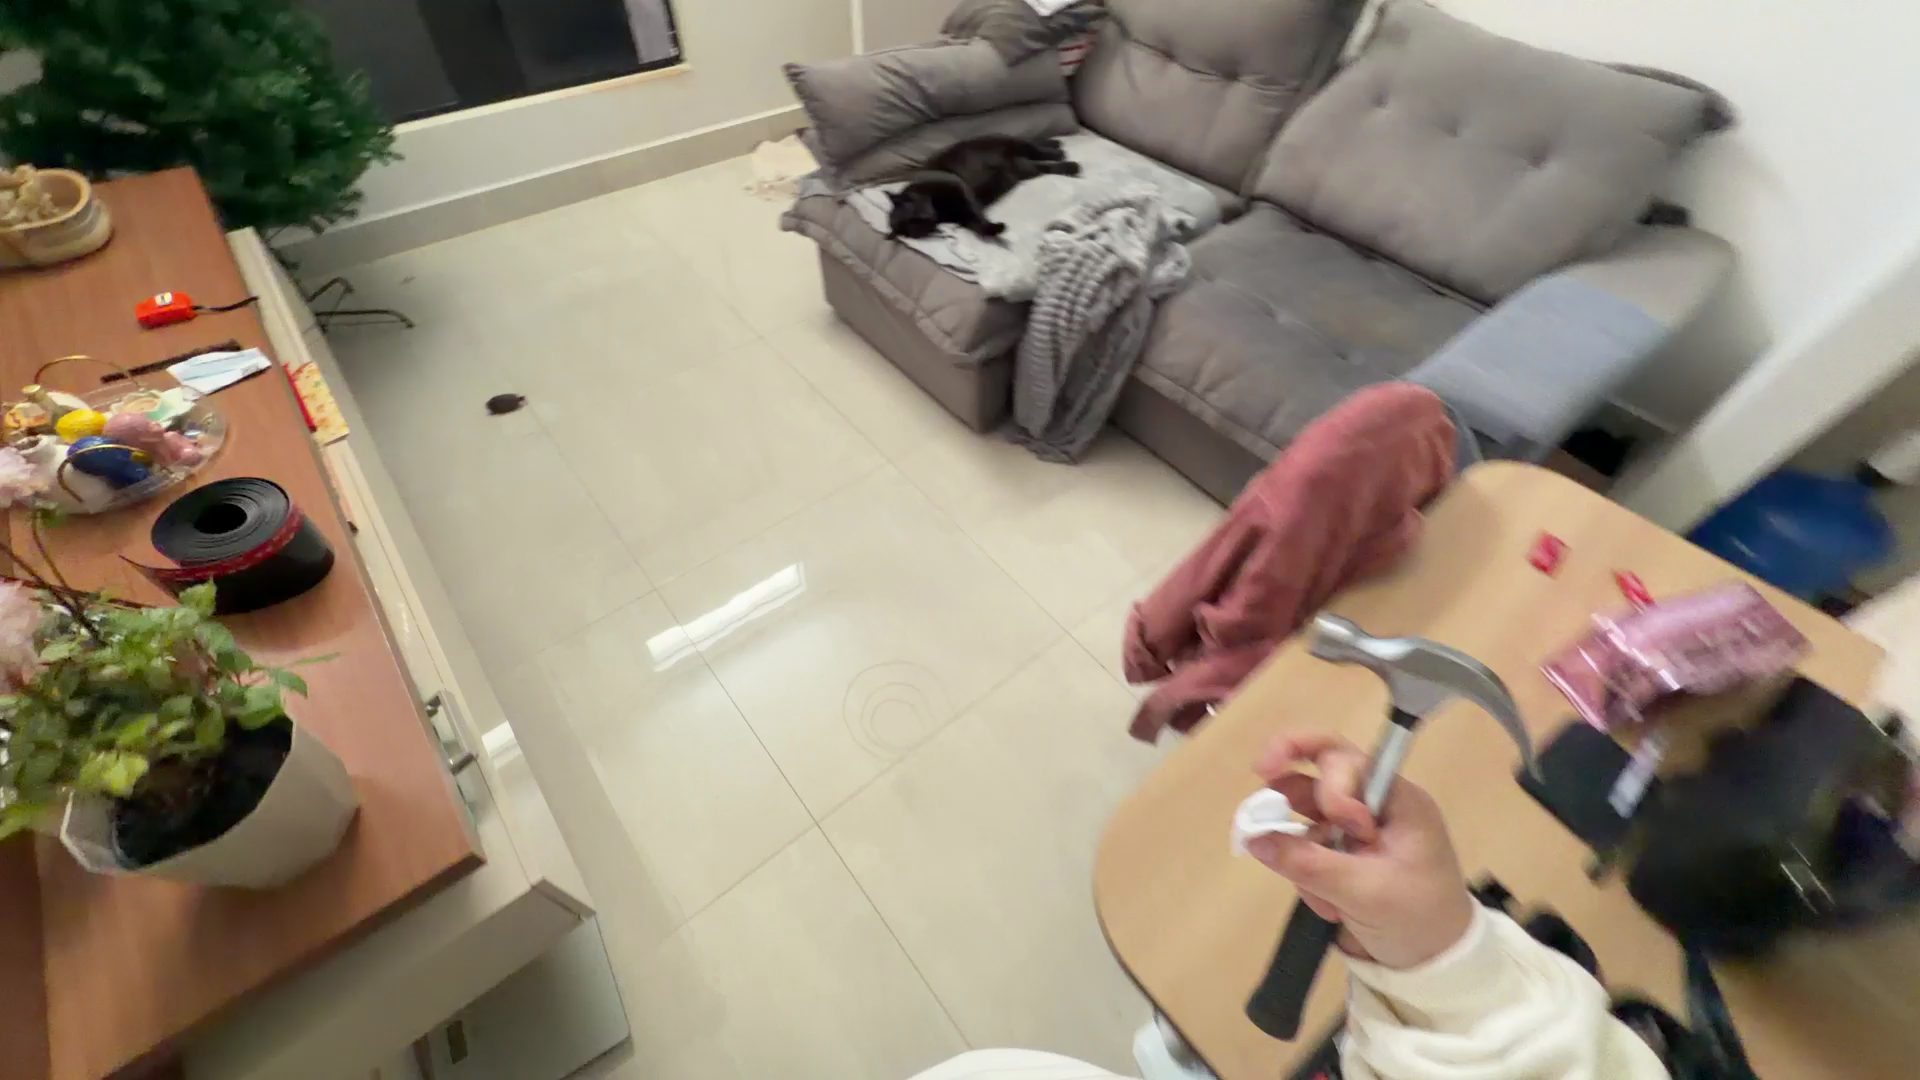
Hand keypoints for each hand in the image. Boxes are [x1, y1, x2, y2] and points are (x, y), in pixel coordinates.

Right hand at [1244, 733, 1475, 969]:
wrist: (1436, 966)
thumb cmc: (1418, 921)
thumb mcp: (1365, 894)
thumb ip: (1308, 863)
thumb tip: (1253, 837)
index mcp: (1397, 800)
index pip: (1345, 757)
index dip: (1330, 783)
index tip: (1337, 822)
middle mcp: (1374, 801)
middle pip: (1318, 767)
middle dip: (1288, 785)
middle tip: (1260, 793)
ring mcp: (1354, 822)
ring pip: (1303, 806)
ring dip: (1296, 843)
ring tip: (1316, 891)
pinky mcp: (1339, 844)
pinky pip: (1303, 839)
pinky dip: (1303, 867)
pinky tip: (1327, 903)